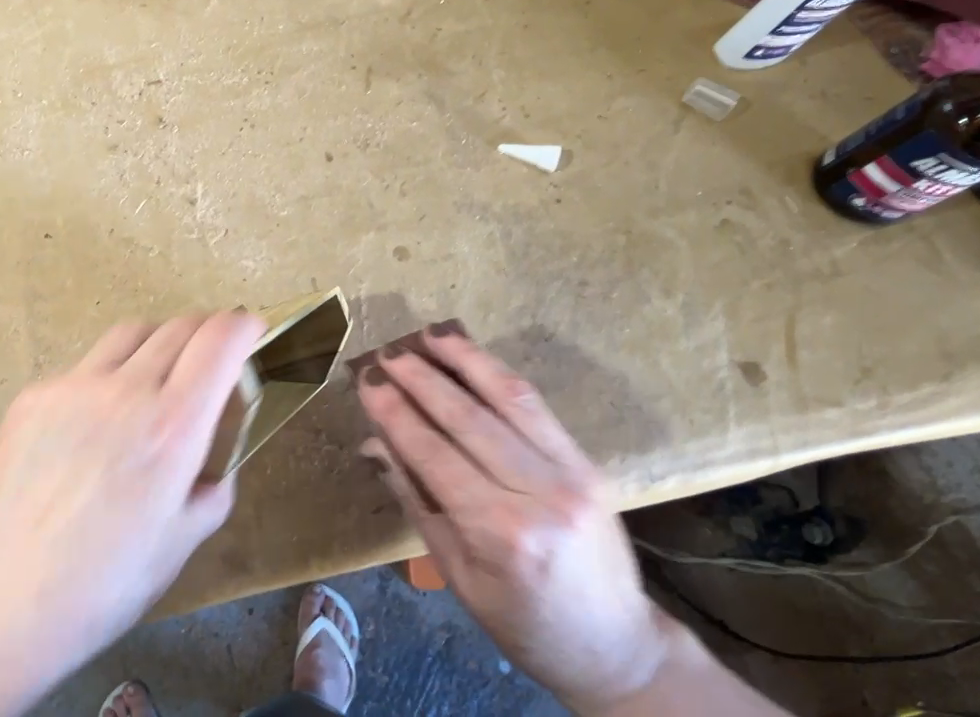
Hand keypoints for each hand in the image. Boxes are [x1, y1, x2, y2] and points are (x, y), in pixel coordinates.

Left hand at [0, 312, 263, 716]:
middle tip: (210, 361)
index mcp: (173, 426)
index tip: (252, 332)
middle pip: (178, 326)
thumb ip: (212, 488)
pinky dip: (106, 378)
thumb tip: (213, 463)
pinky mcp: (33, 395)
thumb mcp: (182, 543)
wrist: (4, 596)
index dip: (243, 326)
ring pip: (130, 334)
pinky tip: (94, 426)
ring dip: (157, 344)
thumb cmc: (105, 584)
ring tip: (155, 380)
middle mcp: (125, 391)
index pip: (219, 340)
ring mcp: (72, 387)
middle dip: (206, 334)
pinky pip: (84, 368)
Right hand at [354, 323, 674, 713]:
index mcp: (499, 532)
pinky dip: (499, 375)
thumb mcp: (455, 573)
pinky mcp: (588, 463)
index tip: (365, 380)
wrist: (614, 646)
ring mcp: (571, 473)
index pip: (432, 453)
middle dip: (419, 378)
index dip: (394, 411)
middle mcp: (538, 494)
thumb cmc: (521, 622)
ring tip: (427, 333)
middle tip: (385, 352)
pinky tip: (472, 356)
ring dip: (463, 359)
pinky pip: (537, 407)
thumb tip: (375, 442)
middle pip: (467, 418)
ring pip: (508, 398)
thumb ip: (416, 500)